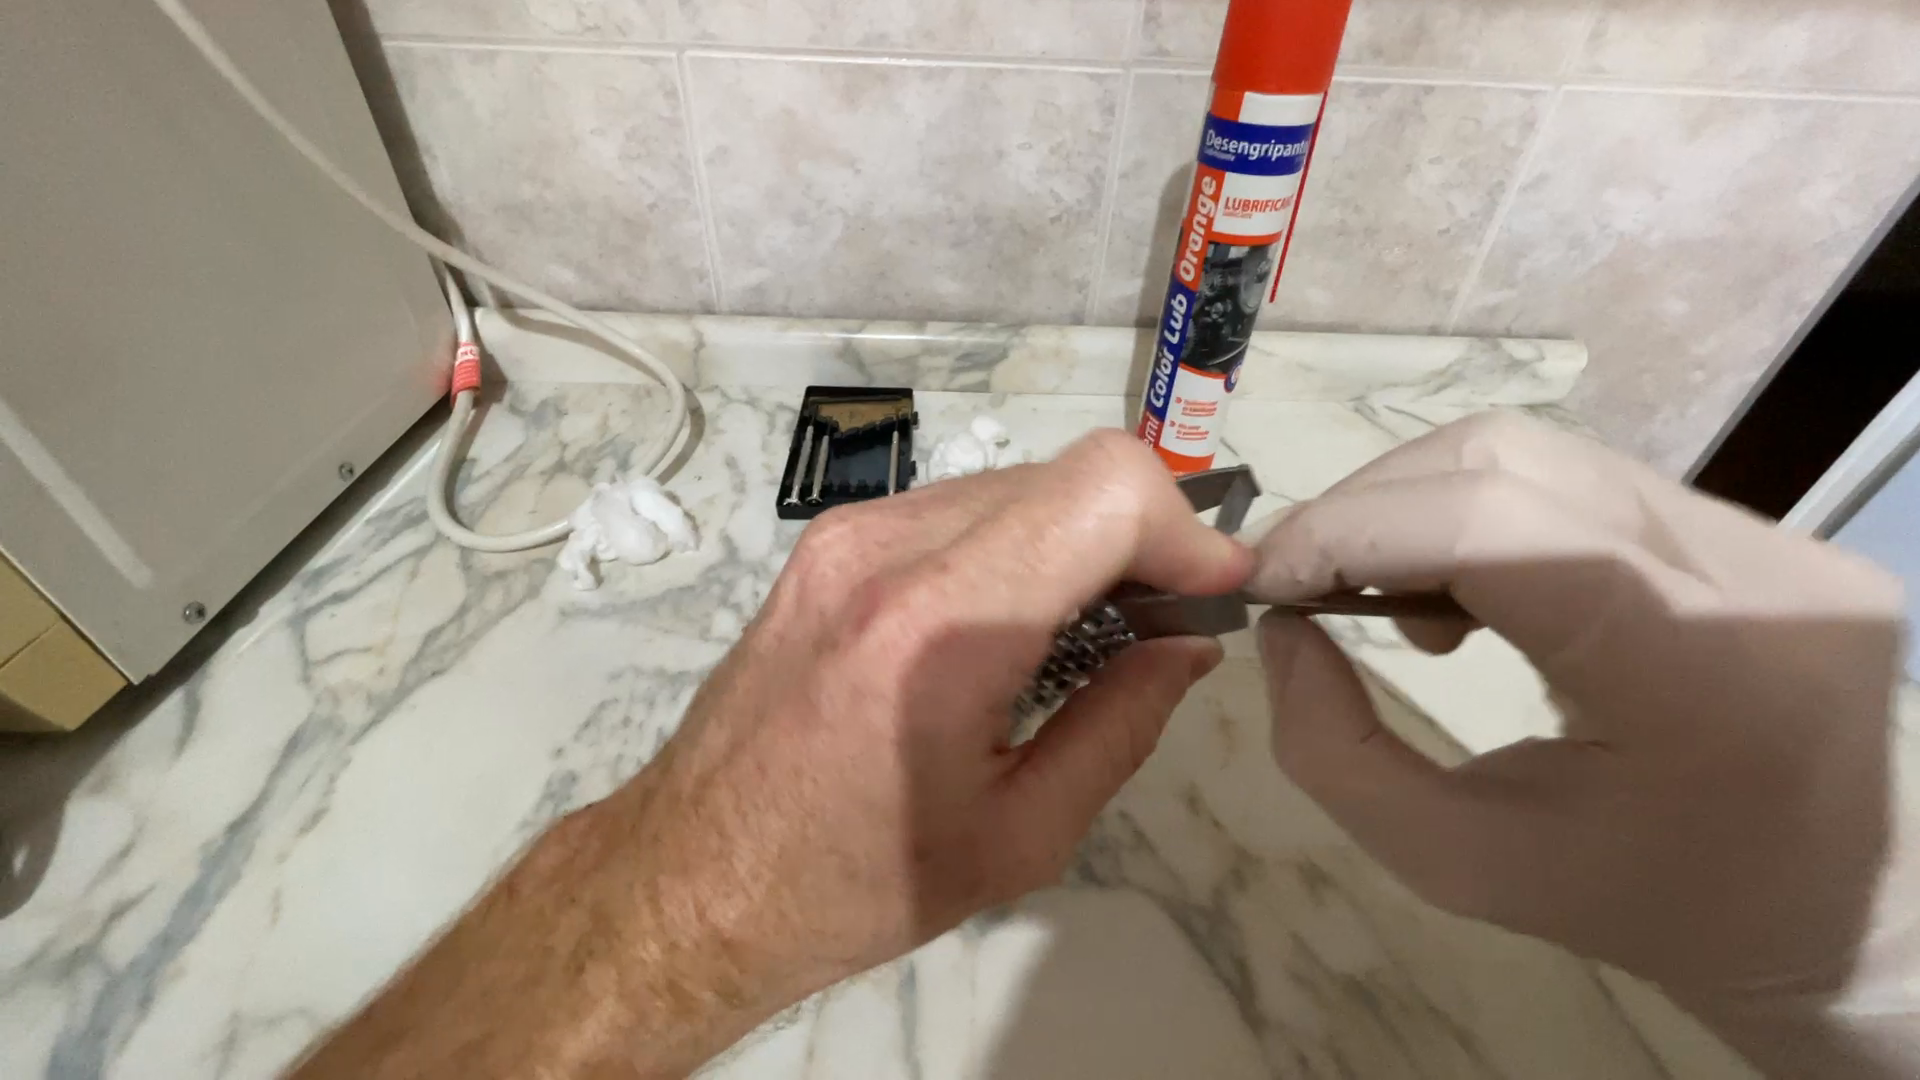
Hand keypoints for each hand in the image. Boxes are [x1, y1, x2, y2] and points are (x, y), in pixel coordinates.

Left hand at [293, 430, 1251, 1079]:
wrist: (693, 873)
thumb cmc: (857, 880)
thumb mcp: (1021, 833)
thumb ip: (1122, 721)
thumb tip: (1187, 640)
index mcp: (940, 627)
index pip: (1102, 490)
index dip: (1182, 527)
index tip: (1210, 593)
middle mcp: (887, 548)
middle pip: (1068, 474)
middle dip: (1138, 537)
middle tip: (1159, 619)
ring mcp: (847, 532)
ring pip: (1017, 484)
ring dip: (1077, 539)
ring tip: (1085, 626)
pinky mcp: (828, 540)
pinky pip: (959, 508)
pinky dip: (1016, 543)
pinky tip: (1011, 616)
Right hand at [1247, 412, 1913, 1076]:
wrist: (1829, 909)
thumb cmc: (1634, 899)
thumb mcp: (1446, 856)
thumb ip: (1330, 746)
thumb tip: (1279, 627)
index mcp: (1700, 672)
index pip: (1493, 529)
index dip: (1350, 531)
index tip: (1265, 581)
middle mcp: (1751, 569)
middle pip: (1496, 462)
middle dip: (1360, 510)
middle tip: (1295, 580)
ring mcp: (1757, 530)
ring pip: (1517, 452)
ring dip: (1401, 505)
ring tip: (1369, 589)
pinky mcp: (1737, 521)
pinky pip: (1552, 475)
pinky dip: (1454, 512)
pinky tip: (1447, 589)